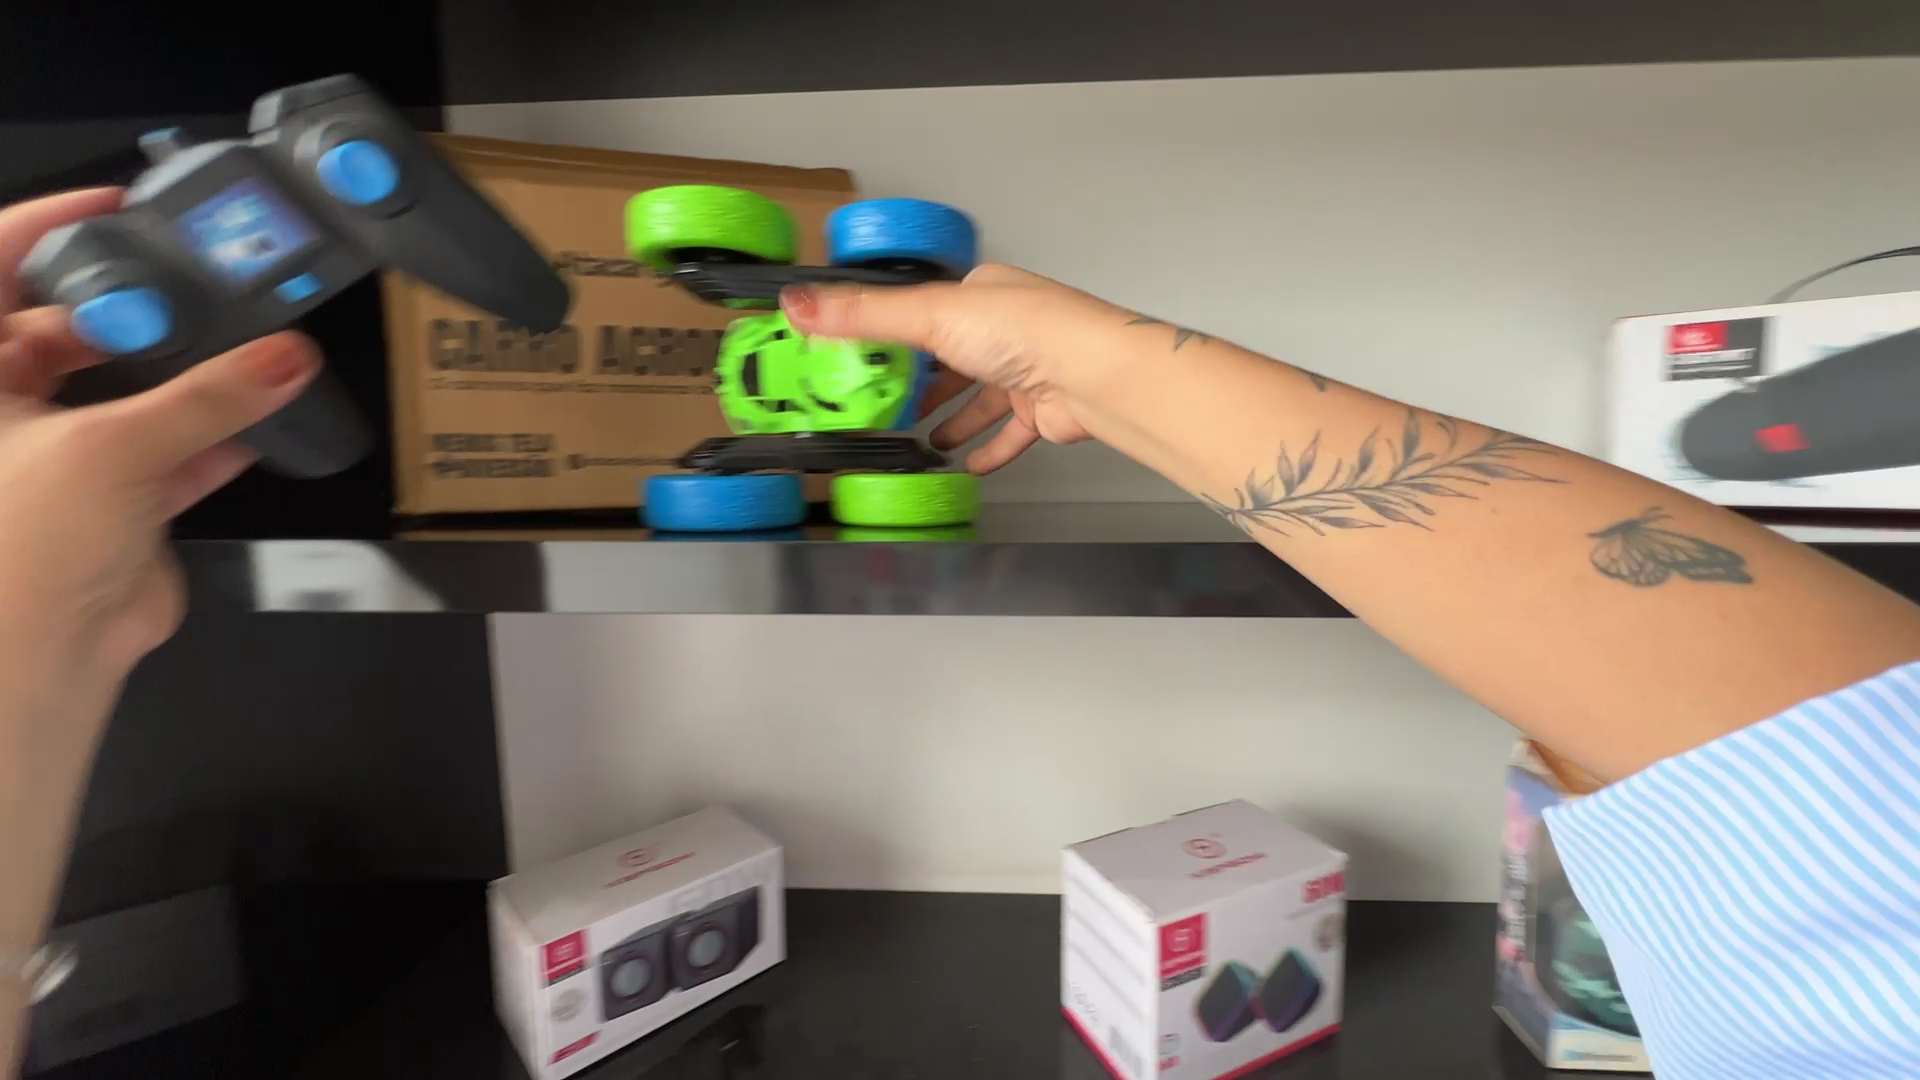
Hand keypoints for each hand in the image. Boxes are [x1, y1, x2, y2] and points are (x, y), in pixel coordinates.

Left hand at [0, 189, 322, 691]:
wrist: (39, 649)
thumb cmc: (20, 537)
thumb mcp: (112, 448)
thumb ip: (209, 400)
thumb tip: (289, 357)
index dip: (42, 231)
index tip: (120, 211)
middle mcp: (2, 408)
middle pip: (66, 332)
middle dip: (141, 312)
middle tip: (214, 291)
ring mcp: (61, 453)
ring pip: (131, 396)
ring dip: (194, 381)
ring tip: (257, 352)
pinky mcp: (119, 497)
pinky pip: (177, 453)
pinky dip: (221, 442)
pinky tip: (267, 426)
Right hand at [780, 263, 1122, 473]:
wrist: (1091, 375)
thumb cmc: (1020, 333)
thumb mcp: (930, 316)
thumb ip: (864, 316)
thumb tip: (795, 304)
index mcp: (978, 296)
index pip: (923, 315)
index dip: (892, 339)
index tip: (862, 364)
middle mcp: (1004, 329)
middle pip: (951, 361)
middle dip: (922, 387)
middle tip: (888, 409)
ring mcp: (1026, 370)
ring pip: (980, 399)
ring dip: (954, 421)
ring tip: (925, 443)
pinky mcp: (1042, 410)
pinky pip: (1010, 433)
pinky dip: (989, 449)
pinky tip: (968, 466)